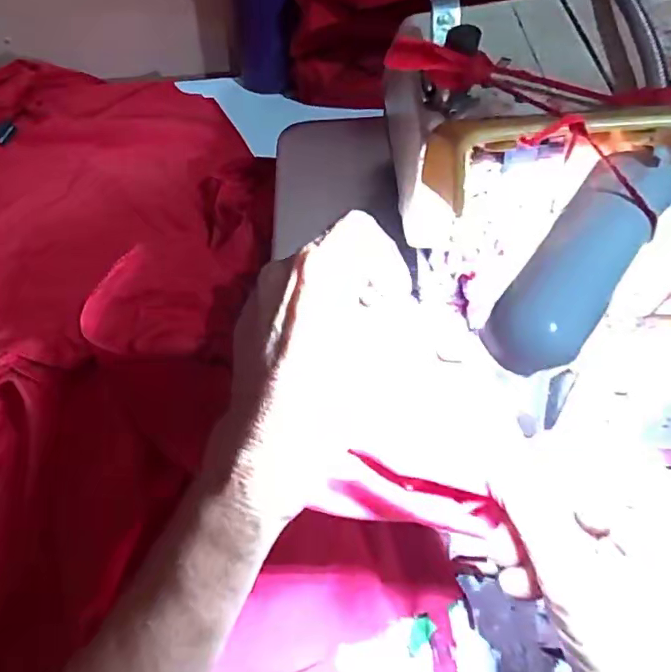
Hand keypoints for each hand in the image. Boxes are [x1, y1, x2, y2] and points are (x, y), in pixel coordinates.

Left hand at [204, 211, 417, 529]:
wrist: (270, 442)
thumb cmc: (335, 400)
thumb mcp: (391, 354)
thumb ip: (412, 319)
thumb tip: (426, 320)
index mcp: (316, 267)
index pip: (358, 228)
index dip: (384, 257)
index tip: (392, 295)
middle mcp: (279, 268)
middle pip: (332, 251)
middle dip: (361, 278)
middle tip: (376, 319)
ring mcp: (256, 290)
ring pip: (307, 275)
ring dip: (334, 293)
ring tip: (346, 337)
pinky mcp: (243, 315)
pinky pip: (283, 297)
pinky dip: (306, 309)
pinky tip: (314, 349)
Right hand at [495, 437, 670, 671]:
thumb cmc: (637, 671)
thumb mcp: (572, 583)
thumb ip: (528, 508)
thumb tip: (495, 454)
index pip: (608, 459)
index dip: (547, 465)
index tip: (503, 485)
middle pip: (590, 490)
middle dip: (533, 513)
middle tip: (499, 535)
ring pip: (582, 520)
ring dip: (534, 539)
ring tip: (507, 567)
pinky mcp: (653, 581)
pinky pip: (591, 549)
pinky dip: (554, 561)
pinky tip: (527, 583)